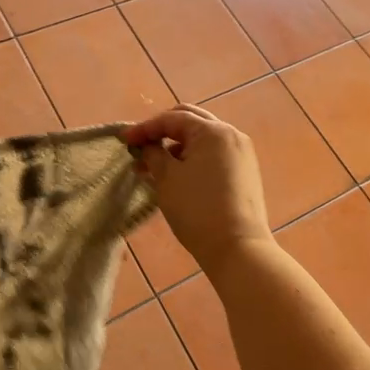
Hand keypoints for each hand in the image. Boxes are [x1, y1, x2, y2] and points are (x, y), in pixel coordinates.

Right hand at [125, 105, 273, 274]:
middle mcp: (231, 134)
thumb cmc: (197, 209)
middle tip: (142, 145)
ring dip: (176, 145)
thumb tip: (148, 146)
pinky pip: (213, 153)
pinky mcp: (245, 171)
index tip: (124, 141)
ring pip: (202, 138)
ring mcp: (241, 153)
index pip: (171, 119)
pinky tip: (176, 174)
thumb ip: (153, 154)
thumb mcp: (166, 178)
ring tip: (153, 165)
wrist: (238, 249)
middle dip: (162, 130)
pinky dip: (193, 157)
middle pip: (189, 120)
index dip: (144, 128)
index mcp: (212, 131)